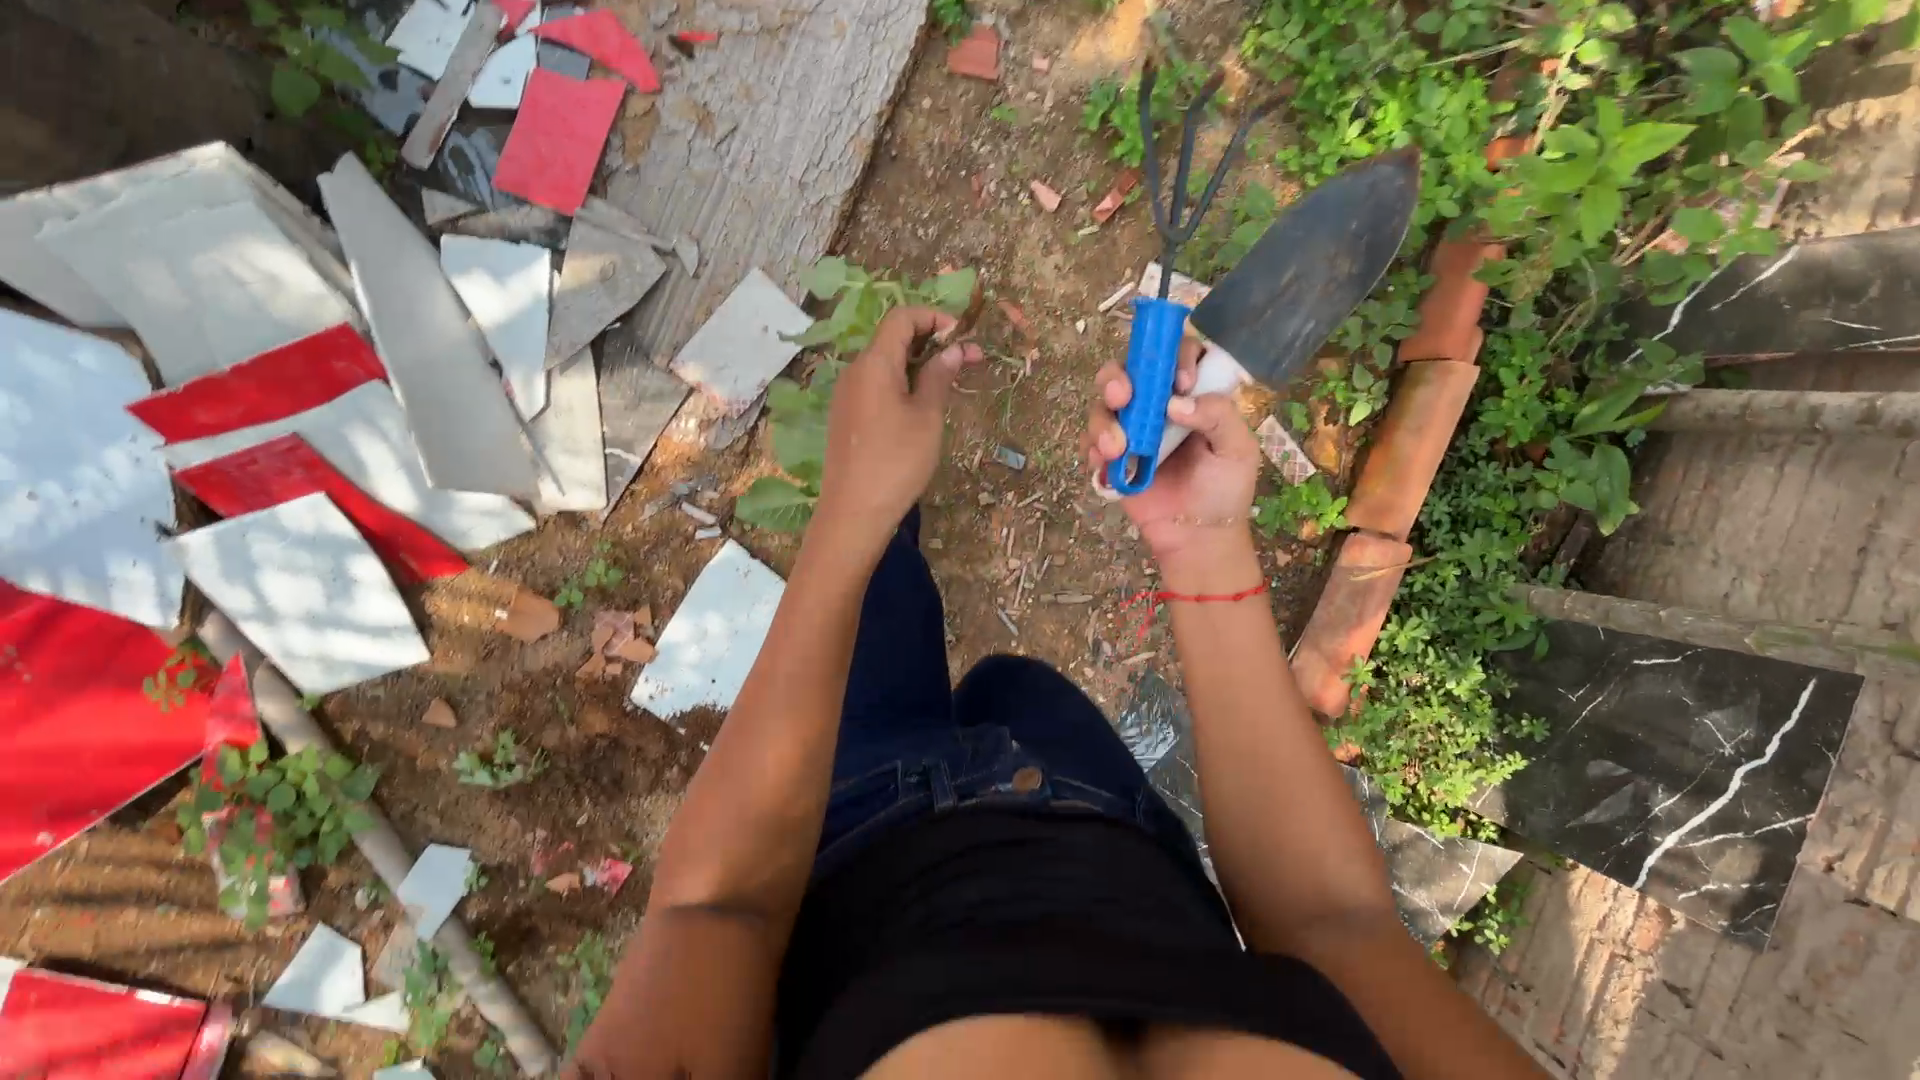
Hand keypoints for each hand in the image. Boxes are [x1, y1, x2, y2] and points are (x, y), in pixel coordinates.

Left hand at [813, 306, 982, 553]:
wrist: (853, 512)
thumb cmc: (897, 462)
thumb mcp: (927, 417)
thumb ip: (939, 377)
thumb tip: (953, 350)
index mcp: (874, 363)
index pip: (901, 318)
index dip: (934, 317)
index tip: (963, 336)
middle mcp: (855, 371)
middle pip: (892, 339)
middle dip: (931, 342)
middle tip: (968, 361)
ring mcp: (847, 395)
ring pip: (885, 364)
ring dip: (919, 365)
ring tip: (950, 384)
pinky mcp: (847, 417)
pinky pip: (876, 386)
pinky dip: (902, 383)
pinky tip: (922, 406)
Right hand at [1084, 339, 1259, 568]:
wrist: (1198, 537)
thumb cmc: (1224, 491)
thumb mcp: (1238, 450)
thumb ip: (1218, 415)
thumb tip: (1174, 402)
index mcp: (1192, 395)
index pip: (1179, 356)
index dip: (1175, 358)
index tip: (1180, 384)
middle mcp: (1157, 405)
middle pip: (1128, 371)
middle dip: (1117, 378)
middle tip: (1123, 398)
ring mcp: (1131, 430)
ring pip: (1103, 405)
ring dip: (1103, 421)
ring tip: (1116, 448)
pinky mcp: (1111, 457)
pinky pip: (1090, 441)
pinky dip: (1092, 448)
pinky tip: (1104, 463)